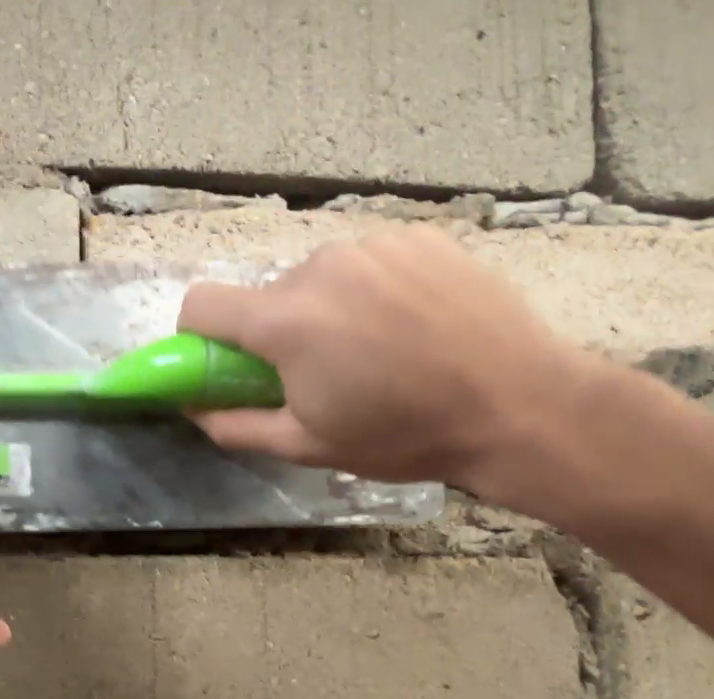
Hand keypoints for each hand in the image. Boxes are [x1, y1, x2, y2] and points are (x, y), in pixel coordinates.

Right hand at [179, 223, 596, 486]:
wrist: (519, 404)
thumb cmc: (404, 435)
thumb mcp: (307, 445)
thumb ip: (235, 424)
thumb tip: (193, 407)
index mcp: (288, 319)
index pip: (201, 304)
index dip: (198, 337)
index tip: (223, 364)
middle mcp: (322, 265)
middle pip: (266, 295)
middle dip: (276, 334)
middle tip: (319, 376)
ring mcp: (375, 245)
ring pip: (317, 277)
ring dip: (324, 311)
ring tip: (374, 351)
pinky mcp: (419, 237)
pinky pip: (367, 262)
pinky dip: (369, 291)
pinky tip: (409, 326)